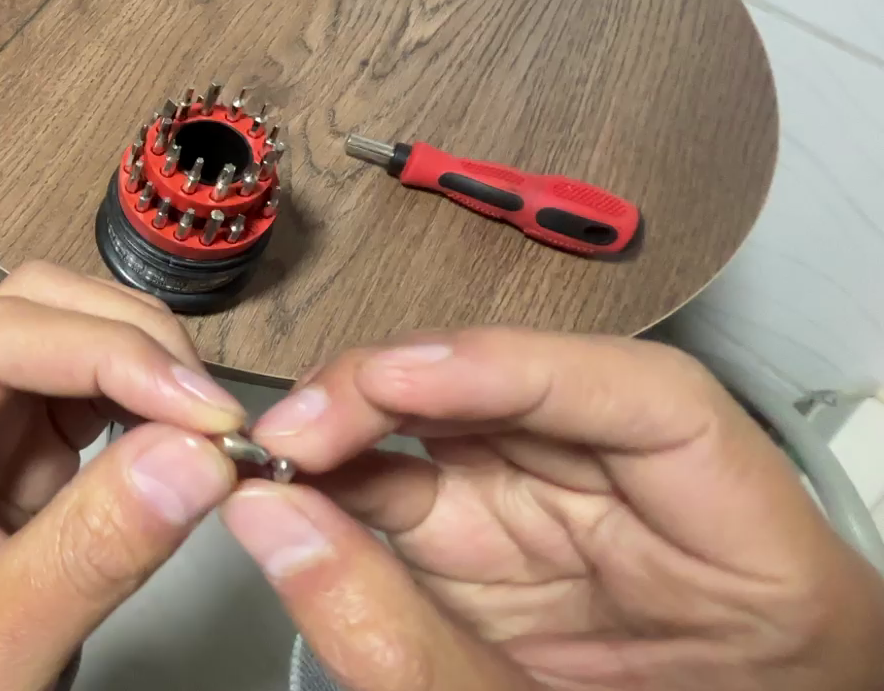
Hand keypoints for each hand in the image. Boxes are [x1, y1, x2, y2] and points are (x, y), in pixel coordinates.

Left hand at [0, 261, 246, 689]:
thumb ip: (93, 549)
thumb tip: (200, 457)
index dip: (104, 351)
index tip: (203, 410)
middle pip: (29, 308)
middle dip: (129, 340)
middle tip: (214, 416)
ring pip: (63, 326)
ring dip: (142, 358)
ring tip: (207, 425)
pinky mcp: (13, 429)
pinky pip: (83, 381)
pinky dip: (139, 391)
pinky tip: (176, 429)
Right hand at [221, 327, 883, 689]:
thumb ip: (400, 637)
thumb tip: (261, 510)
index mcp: (742, 563)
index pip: (649, 403)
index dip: (509, 367)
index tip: (386, 378)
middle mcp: (637, 510)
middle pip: (514, 392)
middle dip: (388, 390)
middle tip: (294, 425)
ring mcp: (544, 513)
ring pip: (438, 417)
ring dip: (342, 419)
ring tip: (270, 447)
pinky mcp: (469, 531)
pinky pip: (389, 474)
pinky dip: (326, 470)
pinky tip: (280, 474)